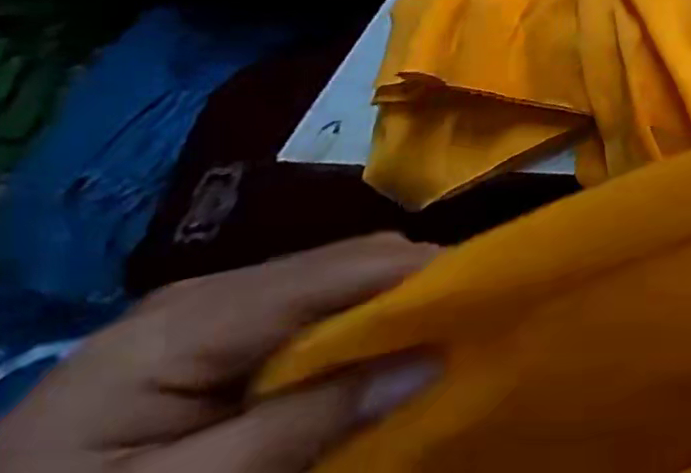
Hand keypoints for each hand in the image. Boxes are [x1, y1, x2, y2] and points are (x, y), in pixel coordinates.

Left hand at [0, 234, 441, 472]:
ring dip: (386, 312)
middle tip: (472, 326)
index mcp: (199, 315)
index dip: (418, 272)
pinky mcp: (209, 337)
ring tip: (436, 341)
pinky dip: (349, 333)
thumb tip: (424, 360)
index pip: (339, 268)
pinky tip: (370, 359)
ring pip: (331, 285)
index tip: (491, 290)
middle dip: (410, 289)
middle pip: (343, 265)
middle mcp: (215, 291)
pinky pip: (303, 316)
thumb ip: (302, 424)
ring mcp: (211, 311)